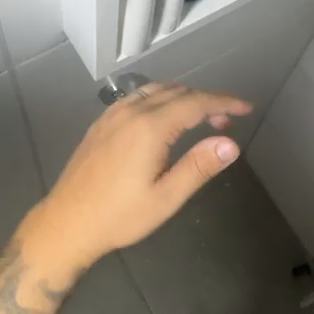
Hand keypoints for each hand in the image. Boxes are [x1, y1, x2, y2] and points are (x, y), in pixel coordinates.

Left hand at [18, 83, 251, 270]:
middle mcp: (130, 112)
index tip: (246, 108)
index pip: (195, 103)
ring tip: (202, 117)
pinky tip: (164, 118)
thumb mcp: (166, 198)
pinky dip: (159, 98)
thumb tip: (230, 144)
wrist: (67, 223)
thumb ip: (199, 167)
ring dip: (182, 97)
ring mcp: (112, 115)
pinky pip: (136, 98)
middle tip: (227, 121)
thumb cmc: (119, 216)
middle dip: (206, 100)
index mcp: (149, 128)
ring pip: (155, 90)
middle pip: (176, 92)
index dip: (224, 102)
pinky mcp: (101, 123)